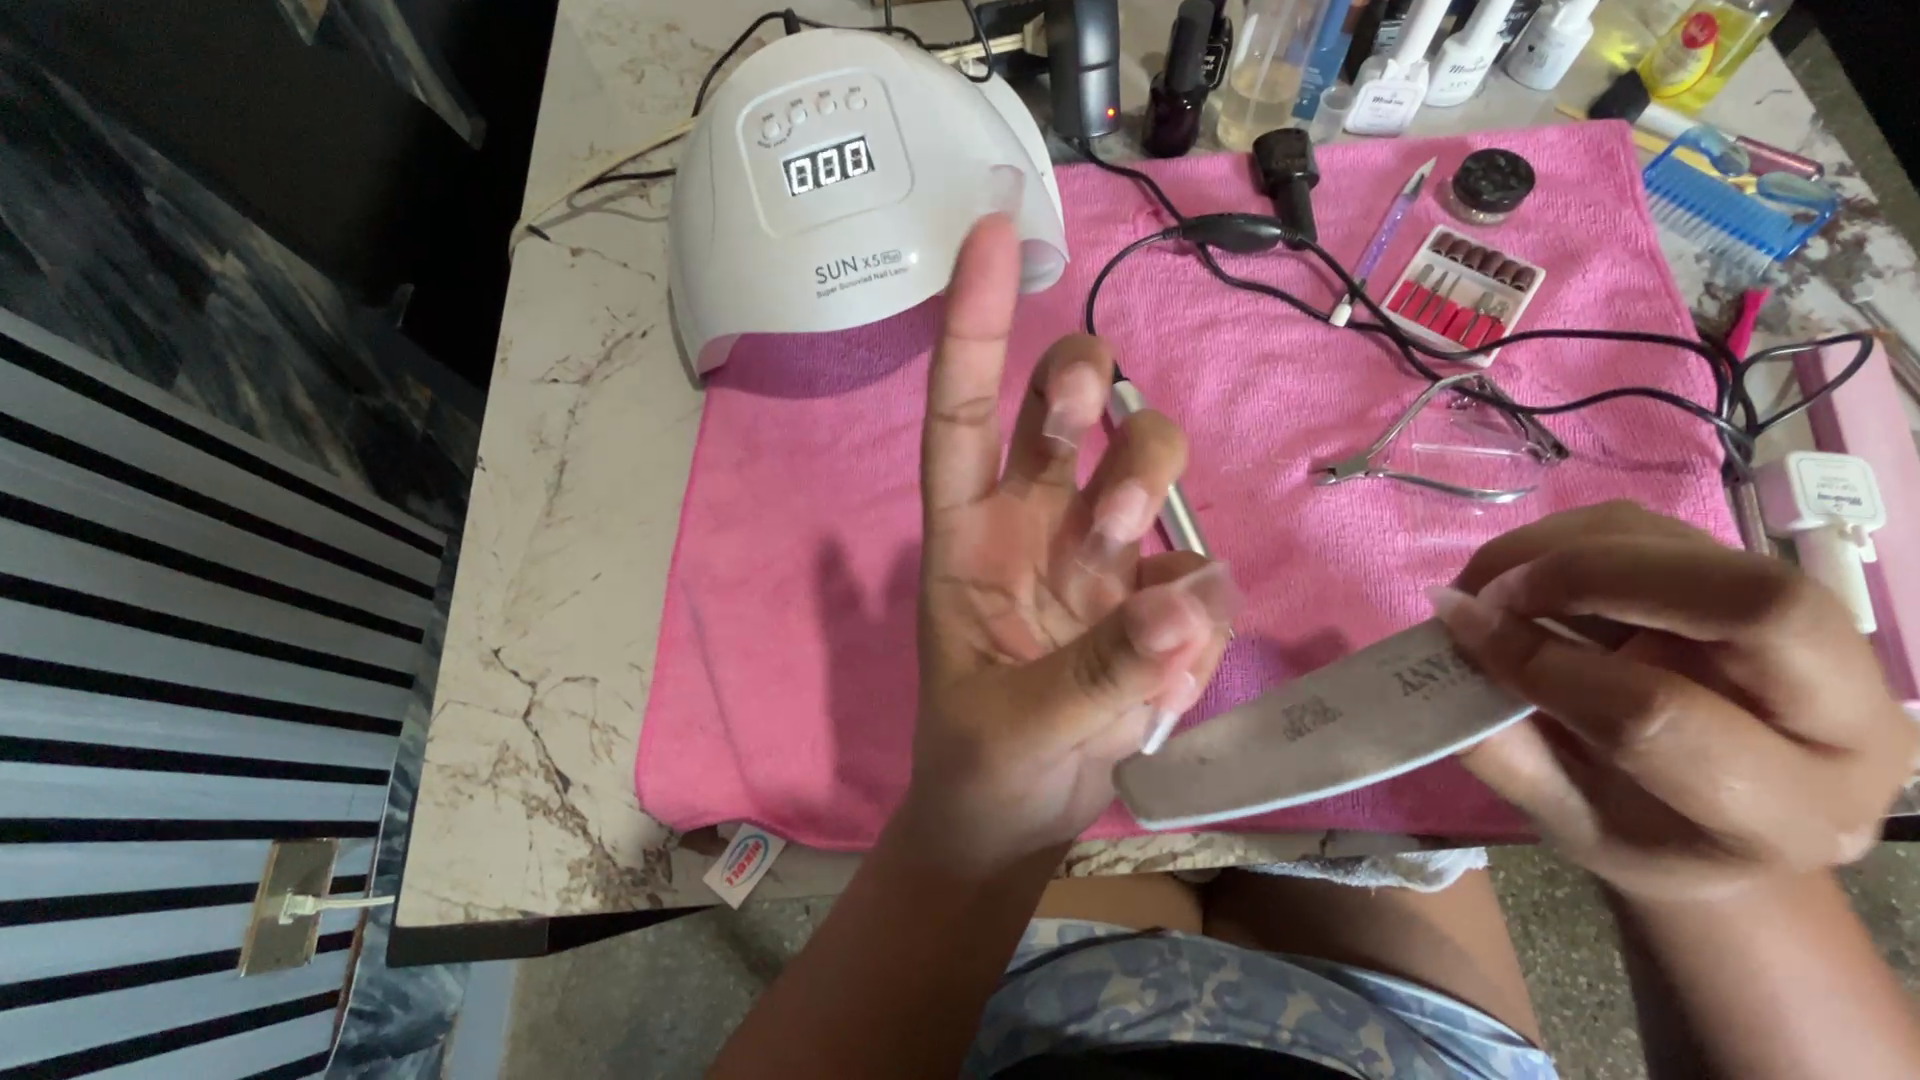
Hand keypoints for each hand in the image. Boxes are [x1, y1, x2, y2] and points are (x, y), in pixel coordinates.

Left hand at [903, 214, 1238, 871]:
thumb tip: (1188, 602)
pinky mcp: (1159, 601)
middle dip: (1084, 388)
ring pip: (1144, 463)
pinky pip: (1201, 569)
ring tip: (1144, 591)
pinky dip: (1200, 609)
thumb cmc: (983, 763)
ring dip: (1149, 490)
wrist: (1017, 823)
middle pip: (1067, 410)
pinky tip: (1168, 674)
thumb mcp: (1018, 725)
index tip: (989, 232)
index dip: (974, 326)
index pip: (962, 413)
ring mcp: (1104, 558)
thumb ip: (1098, 670)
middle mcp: (1037, 525)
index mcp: (968, 536)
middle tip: (1094, 421)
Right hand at [1433, 502, 1918, 902]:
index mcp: (1788, 808)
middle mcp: (1841, 716)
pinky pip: (1667, 533)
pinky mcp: (1768, 586)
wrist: (1715, 818)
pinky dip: (1574, 539)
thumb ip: (1509, 754)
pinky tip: (1524, 575)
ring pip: (1698, 551)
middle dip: (1595, 574)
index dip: (1541, 662)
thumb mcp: (1568, 822)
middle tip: (1495, 589)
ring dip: (1566, 548)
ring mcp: (1823, 640)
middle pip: (1750, 602)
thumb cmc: (1639, 831)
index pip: (1661, 713)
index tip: (1458, 631)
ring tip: (1490, 582)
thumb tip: (1448, 659)